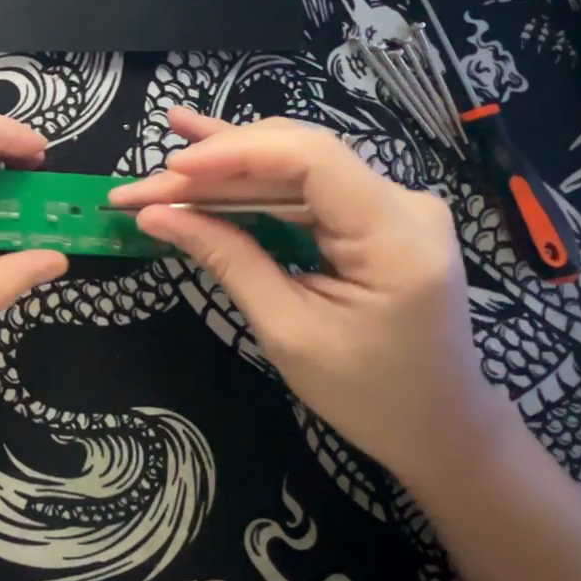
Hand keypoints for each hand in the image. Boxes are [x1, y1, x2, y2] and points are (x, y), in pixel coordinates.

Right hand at [107, 108, 518, 485]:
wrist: (440, 427)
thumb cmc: (370, 395)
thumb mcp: (289, 331)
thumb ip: (227, 260)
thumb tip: (156, 216)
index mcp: (396, 238)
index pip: (310, 160)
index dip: (235, 153)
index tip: (172, 170)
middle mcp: (402, 203)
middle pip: (292, 158)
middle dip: (211, 170)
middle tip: (140, 188)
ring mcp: (391, 203)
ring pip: (291, 166)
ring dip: (222, 173)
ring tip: (158, 165)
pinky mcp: (374, 212)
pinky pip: (303, 186)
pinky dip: (250, 183)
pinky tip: (204, 155)